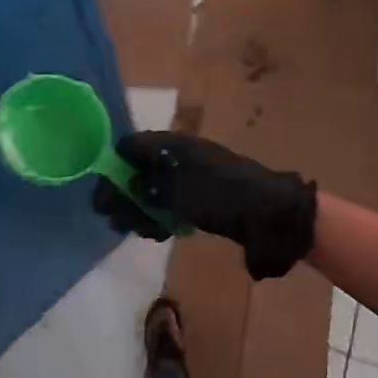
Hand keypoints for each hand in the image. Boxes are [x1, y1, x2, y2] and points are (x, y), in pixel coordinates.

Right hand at [92, 131, 316, 279]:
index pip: (130, 147)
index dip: (113, 170)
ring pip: (154, 188)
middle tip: (121, 224)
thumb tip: (118, 186)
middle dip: (126, 196)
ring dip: (143, 210)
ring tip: (146, 232)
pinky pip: (172, 201)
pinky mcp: (203, 195)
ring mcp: (193, 174)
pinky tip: (162, 233)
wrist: (272, 215)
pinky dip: (162, 215)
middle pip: (139, 169)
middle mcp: (181, 154)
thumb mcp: (176, 193)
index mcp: (174, 144)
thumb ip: (143, 190)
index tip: (105, 200)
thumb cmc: (221, 199)